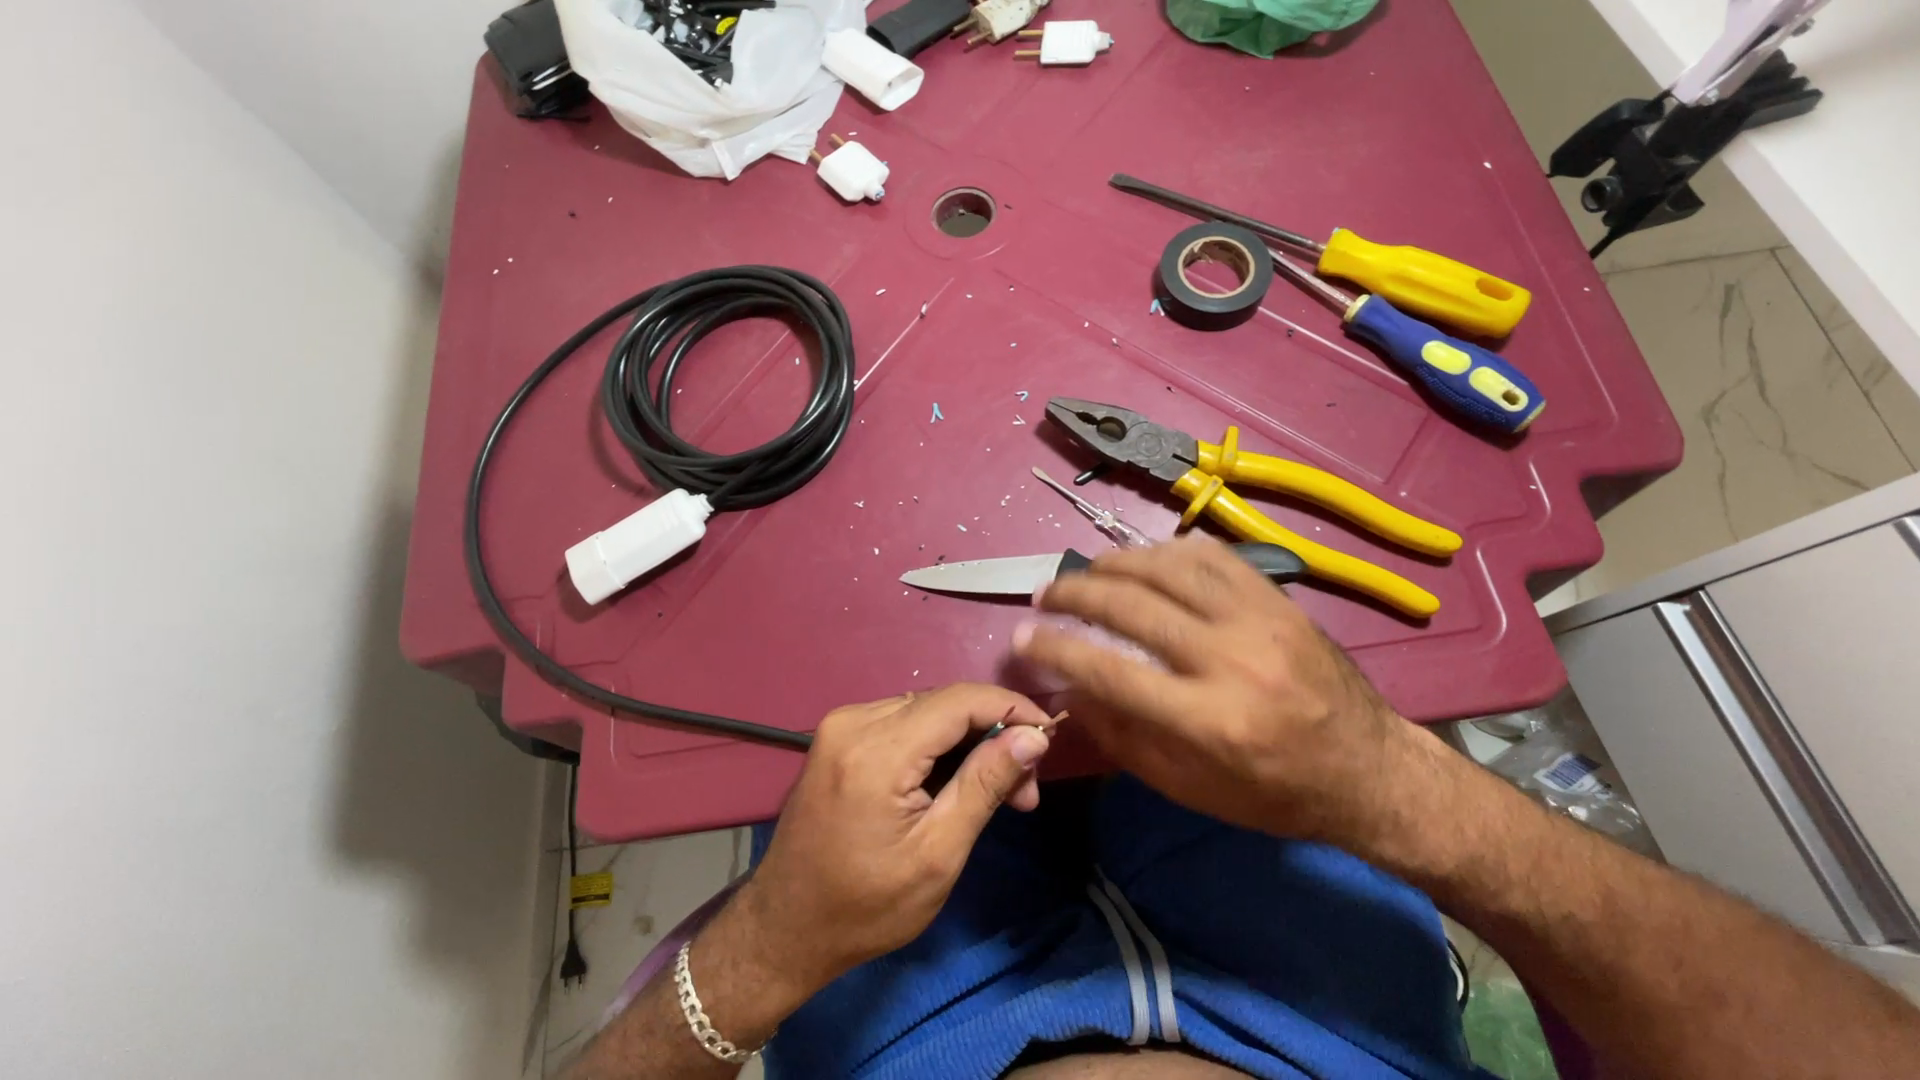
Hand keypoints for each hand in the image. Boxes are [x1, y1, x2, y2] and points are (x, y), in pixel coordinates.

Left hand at [740, 684, 1055, 990]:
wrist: (784, 929)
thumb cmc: (865, 906)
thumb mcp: (938, 854)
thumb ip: (984, 785)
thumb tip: (1034, 736)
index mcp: (876, 750)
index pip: (960, 699)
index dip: (1012, 708)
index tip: (1051, 738)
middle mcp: (854, 721)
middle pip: (944, 703)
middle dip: (993, 734)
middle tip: (1025, 791)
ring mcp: (840, 726)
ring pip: (926, 712)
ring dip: (967, 742)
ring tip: (998, 793)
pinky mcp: (837, 738)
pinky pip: (902, 724)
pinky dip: (937, 746)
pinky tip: (955, 783)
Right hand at [1011, 534, 1416, 850]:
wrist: (1368, 770)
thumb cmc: (1273, 793)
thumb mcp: (1189, 789)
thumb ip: (1124, 738)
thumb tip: (1070, 688)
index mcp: (1208, 721)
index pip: (1109, 669)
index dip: (1055, 648)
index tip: (1022, 636)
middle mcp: (1232, 660)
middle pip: (1132, 606)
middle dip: (1073, 594)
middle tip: (1044, 594)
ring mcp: (1260, 620)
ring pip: (1168, 568)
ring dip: (1114, 563)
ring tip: (1085, 572)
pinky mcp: (1278, 600)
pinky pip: (1212, 556)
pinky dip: (1167, 551)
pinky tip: (1143, 559)